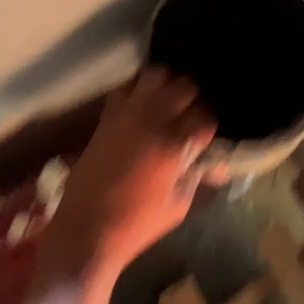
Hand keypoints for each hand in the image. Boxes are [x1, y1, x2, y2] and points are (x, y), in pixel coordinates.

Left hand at [40, 68, 216, 278]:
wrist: (86, 229)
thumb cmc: (136, 224)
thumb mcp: (178, 205)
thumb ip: (198, 178)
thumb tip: (217, 167)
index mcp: (174, 143)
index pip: (205, 116)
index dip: (208, 126)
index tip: (204, 138)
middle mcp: (153, 119)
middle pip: (185, 86)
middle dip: (192, 100)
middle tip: (189, 118)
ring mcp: (128, 113)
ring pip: (157, 74)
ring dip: (167, 86)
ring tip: (167, 103)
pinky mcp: (108, 115)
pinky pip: (127, 86)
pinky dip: (138, 89)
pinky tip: (142, 105)